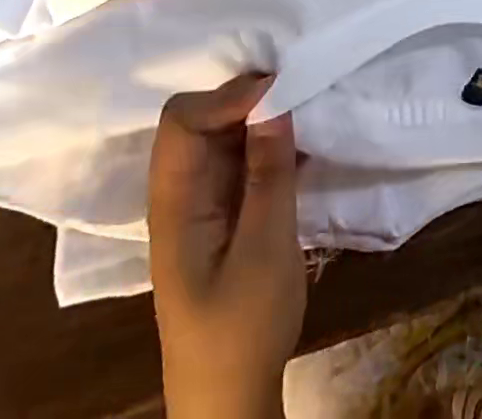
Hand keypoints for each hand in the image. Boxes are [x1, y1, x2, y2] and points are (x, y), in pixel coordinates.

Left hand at [150, 76, 304, 418]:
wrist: (228, 396)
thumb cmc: (242, 327)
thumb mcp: (266, 248)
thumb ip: (268, 173)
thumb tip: (276, 102)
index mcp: (174, 200)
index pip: (184, 121)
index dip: (229, 97)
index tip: (283, 92)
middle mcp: (180, 192)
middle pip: (199, 121)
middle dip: (246, 99)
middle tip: (300, 92)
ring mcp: (201, 202)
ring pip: (222, 137)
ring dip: (260, 119)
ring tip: (307, 111)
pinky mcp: (223, 213)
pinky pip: (240, 161)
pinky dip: (269, 145)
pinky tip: (303, 146)